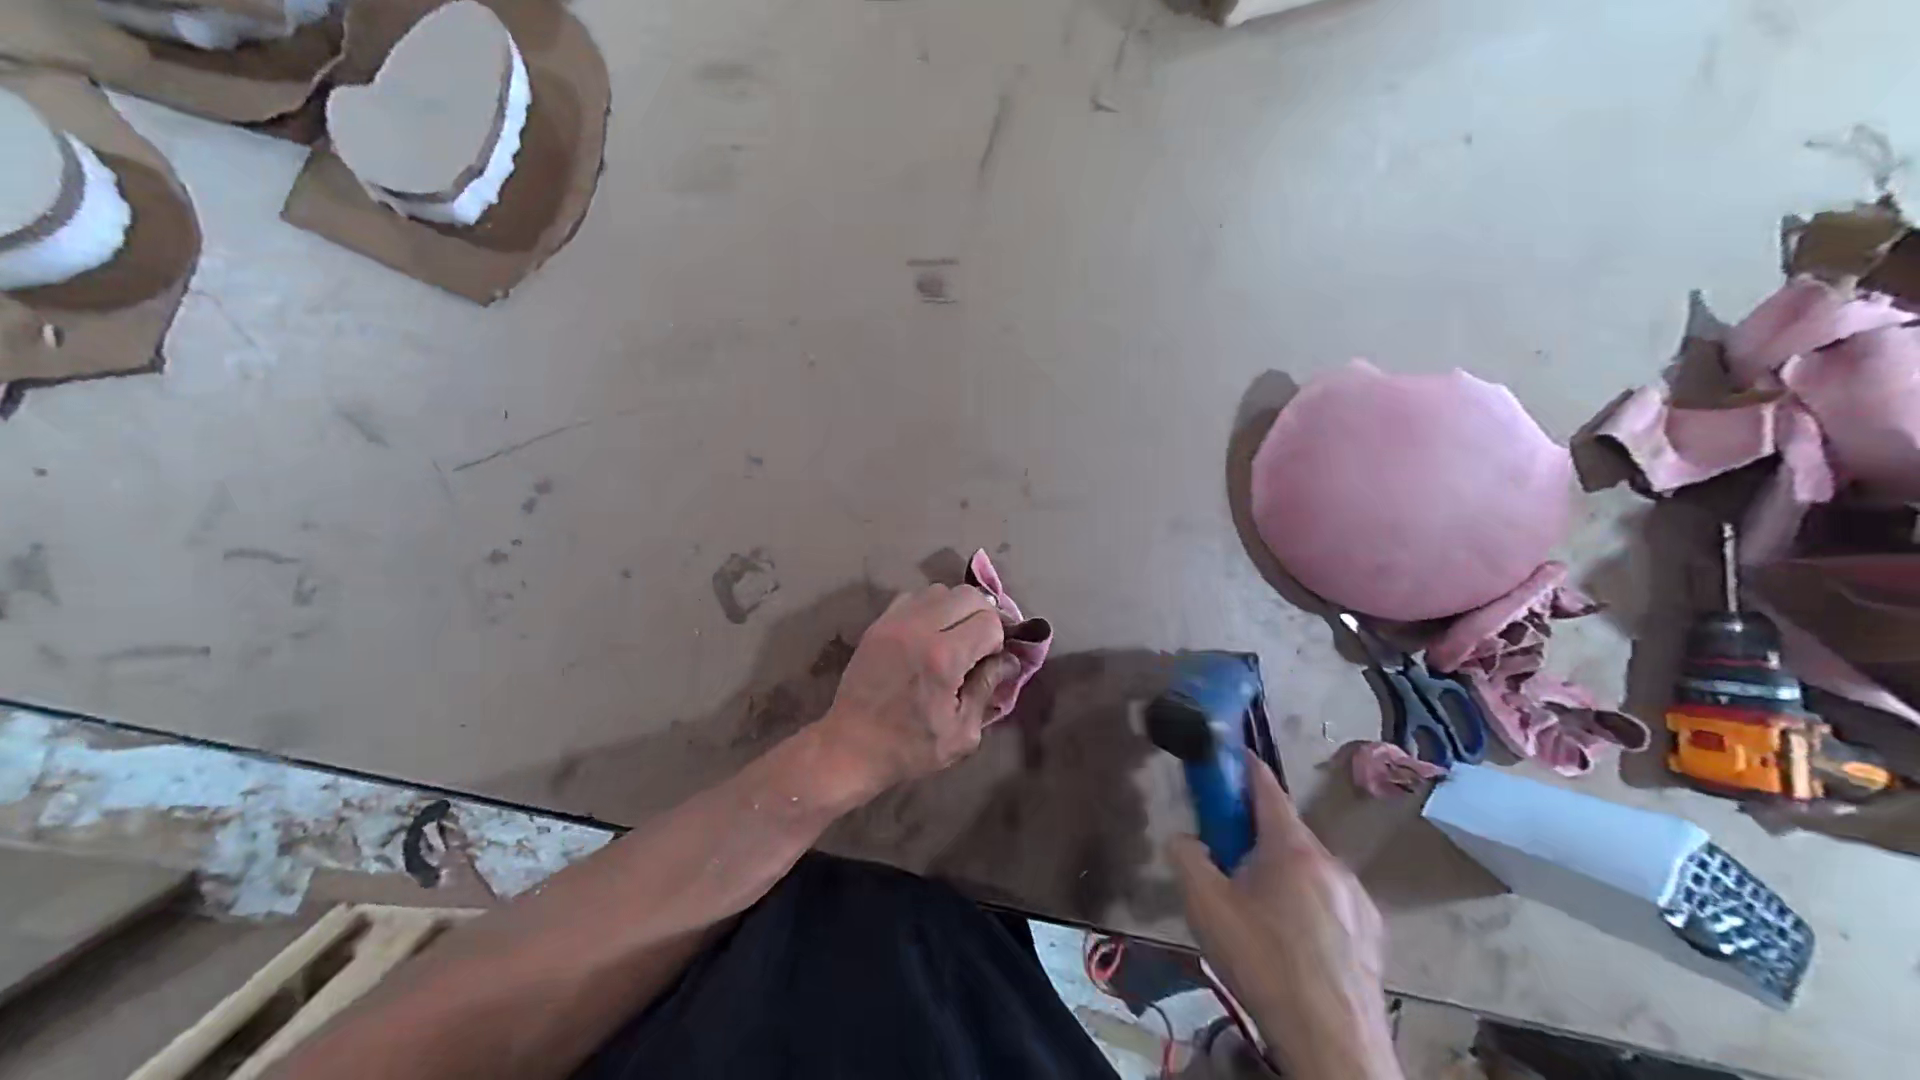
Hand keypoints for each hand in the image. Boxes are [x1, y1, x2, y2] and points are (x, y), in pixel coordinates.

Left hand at [817, 584, 1020, 795]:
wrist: (850, 747)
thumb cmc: (909, 748)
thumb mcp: (961, 733)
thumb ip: (987, 689)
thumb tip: (1010, 661)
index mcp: (942, 658)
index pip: (990, 622)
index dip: (1000, 640)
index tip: (994, 660)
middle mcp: (919, 629)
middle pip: (969, 595)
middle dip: (984, 616)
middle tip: (982, 644)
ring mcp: (894, 622)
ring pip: (941, 590)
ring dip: (957, 609)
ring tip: (956, 636)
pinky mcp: (878, 624)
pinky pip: (914, 598)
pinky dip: (930, 609)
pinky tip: (929, 634)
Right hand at [1168, 753, 1402, 1079]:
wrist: (1333, 1042)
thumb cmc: (1263, 962)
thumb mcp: (1205, 906)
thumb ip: (1187, 857)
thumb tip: (1186, 840)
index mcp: (1291, 847)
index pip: (1266, 786)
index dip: (1243, 766)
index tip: (1226, 757)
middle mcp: (1331, 861)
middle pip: (1284, 830)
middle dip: (1252, 834)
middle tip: (1225, 859)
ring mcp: (1357, 898)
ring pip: (1308, 867)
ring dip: (1280, 872)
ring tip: (1256, 911)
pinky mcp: (1372, 933)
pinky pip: (1330, 900)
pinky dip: (1307, 903)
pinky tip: (1291, 942)